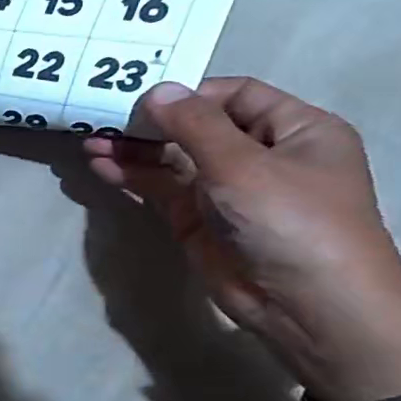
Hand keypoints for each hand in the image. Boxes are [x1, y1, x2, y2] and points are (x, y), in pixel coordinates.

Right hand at [85, 78, 400, 400]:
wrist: (308, 309)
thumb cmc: (292, 221)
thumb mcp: (244, 164)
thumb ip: (194, 125)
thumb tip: (156, 90)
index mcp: (295, 129)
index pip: (235, 94)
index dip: (190, 92)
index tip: (142, 95)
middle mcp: (261, 154)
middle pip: (197, 126)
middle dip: (152, 121)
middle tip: (104, 116)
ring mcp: (226, 190)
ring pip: (173, 158)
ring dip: (134, 149)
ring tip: (92, 141)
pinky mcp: (198, 221)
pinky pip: (162, 189)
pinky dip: (134, 175)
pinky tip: (103, 165)